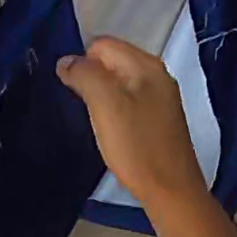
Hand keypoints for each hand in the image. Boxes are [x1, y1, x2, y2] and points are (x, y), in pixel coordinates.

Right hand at [56, 36, 208, 207]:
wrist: (171, 191)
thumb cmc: (137, 147)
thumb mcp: (105, 105)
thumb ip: (85, 75)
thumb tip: (66, 61)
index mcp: (146, 65)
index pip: (102, 44)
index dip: (81, 63)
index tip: (74, 93)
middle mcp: (157, 76)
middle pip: (112, 62)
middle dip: (91, 79)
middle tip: (83, 109)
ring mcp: (161, 100)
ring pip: (119, 85)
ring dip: (101, 98)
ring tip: (95, 123)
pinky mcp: (160, 122)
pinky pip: (129, 104)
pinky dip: (114, 113)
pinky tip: (112, 134)